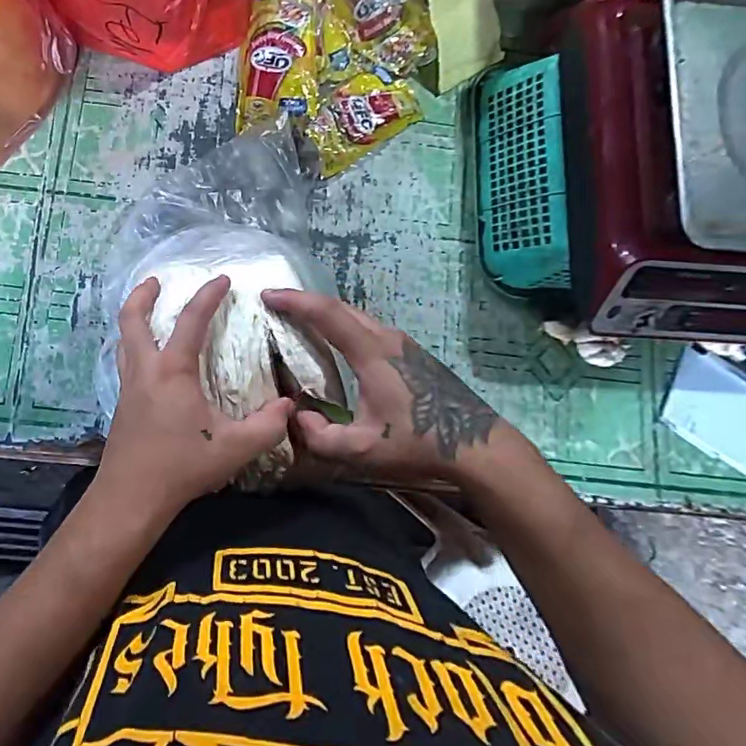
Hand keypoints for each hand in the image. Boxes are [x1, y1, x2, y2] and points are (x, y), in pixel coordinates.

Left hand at [98, 275, 294, 519]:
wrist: (131, 498)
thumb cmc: (181, 468)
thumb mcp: (234, 449)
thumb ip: (268, 426)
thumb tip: (288, 405)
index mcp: (172, 372)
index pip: (191, 321)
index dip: (208, 295)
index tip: (223, 279)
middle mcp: (145, 371)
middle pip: (132, 320)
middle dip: (143, 295)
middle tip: (158, 281)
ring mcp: (128, 387)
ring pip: (123, 340)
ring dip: (133, 318)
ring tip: (148, 309)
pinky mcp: (122, 405)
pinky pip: (125, 361)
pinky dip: (133, 344)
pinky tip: (148, 358)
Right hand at [261, 289, 501, 481]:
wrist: (477, 445)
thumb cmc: (419, 443)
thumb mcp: (363, 450)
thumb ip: (321, 437)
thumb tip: (298, 417)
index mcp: (372, 352)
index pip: (327, 314)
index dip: (295, 300)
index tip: (268, 295)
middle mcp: (388, 338)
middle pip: (342, 308)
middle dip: (307, 303)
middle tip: (278, 306)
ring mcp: (404, 344)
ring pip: (358, 318)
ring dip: (328, 315)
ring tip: (302, 324)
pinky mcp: (414, 354)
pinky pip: (370, 330)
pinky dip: (345, 328)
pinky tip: (339, 346)